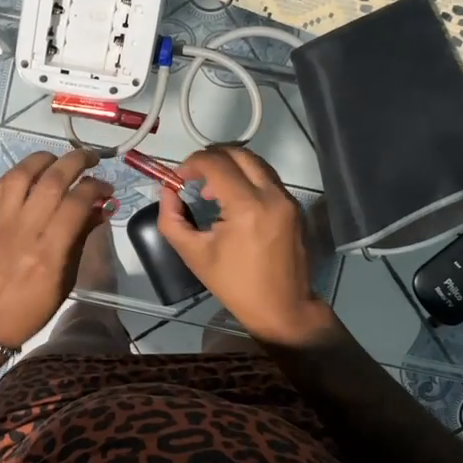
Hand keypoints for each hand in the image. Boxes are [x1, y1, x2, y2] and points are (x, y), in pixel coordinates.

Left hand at [0, 149, 114, 349]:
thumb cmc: (32, 306)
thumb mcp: (66, 279)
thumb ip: (81, 237)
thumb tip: (100, 206)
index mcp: (49, 252)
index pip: (76, 203)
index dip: (95, 187)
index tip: (106, 187)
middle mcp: (24, 230)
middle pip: (52, 180)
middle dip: (76, 161)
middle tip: (92, 158)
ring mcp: (0, 221)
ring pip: (23, 174)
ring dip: (45, 159)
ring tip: (60, 159)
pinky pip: (1, 184)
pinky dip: (20, 171)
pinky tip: (33, 172)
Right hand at [157, 147, 333, 341]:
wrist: (282, 308)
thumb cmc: (235, 284)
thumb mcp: (193, 254)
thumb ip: (171, 218)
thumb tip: (167, 191)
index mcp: (247, 206)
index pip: (216, 164)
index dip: (191, 164)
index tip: (178, 178)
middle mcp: (272, 195)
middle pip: (239, 153)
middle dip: (211, 158)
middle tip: (192, 175)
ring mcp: (288, 200)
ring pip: (256, 163)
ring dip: (230, 166)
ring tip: (210, 188)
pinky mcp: (294, 207)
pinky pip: (267, 179)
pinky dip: (246, 178)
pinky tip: (232, 200)